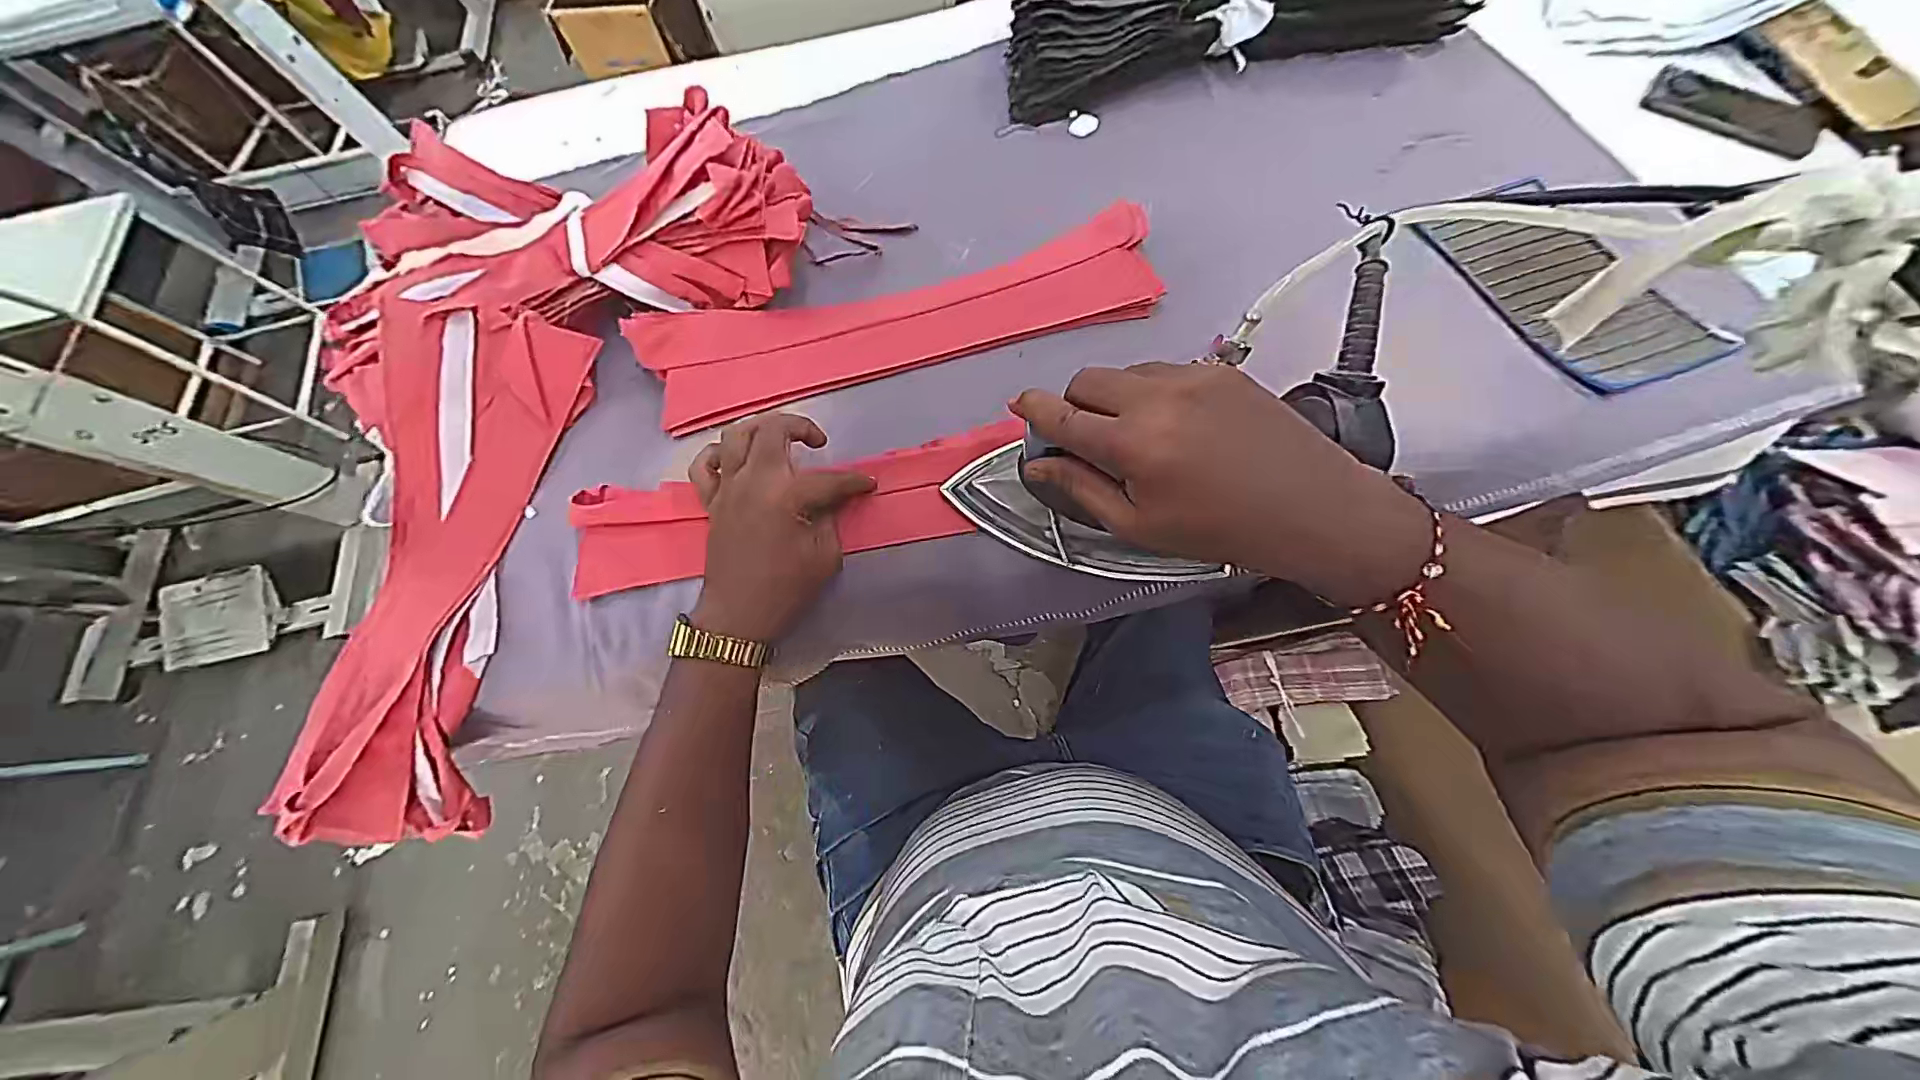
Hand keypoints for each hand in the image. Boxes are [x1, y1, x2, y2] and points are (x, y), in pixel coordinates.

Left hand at [686, 414, 875, 641]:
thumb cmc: (786, 589)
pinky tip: (737, 460)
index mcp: (785, 495)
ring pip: (736, 435)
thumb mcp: (825, 555)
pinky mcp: (711, 501)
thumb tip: (832, 498)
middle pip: (772, 430)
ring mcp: (727, 488)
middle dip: (801, 427)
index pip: (828, 478)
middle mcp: (753, 481)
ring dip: (761, 429)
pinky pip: (705, 465)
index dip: (853, 480)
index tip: (867, 485)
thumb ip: (830, 517)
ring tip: (780, 441)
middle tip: (819, 442)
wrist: (739, 614)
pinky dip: (720, 454)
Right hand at [1011, 362, 1430, 605]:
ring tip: (1139, 435)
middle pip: (1088, 380)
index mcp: (1133, 443)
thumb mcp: (1139, 525)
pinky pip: (1163, 369)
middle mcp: (1157, 397)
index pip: (1064, 415)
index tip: (1020, 405)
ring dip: (1114, 397)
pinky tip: (1175, 424)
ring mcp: (1192, 376)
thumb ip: (1081, 488)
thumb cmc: (1219, 530)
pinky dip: (1151, 391)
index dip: (1034, 409)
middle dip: (1075, 405)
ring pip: (1125, 372)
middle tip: (1087, 438)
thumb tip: (1039, 464)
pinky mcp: (1220, 370)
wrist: (1310, 507)